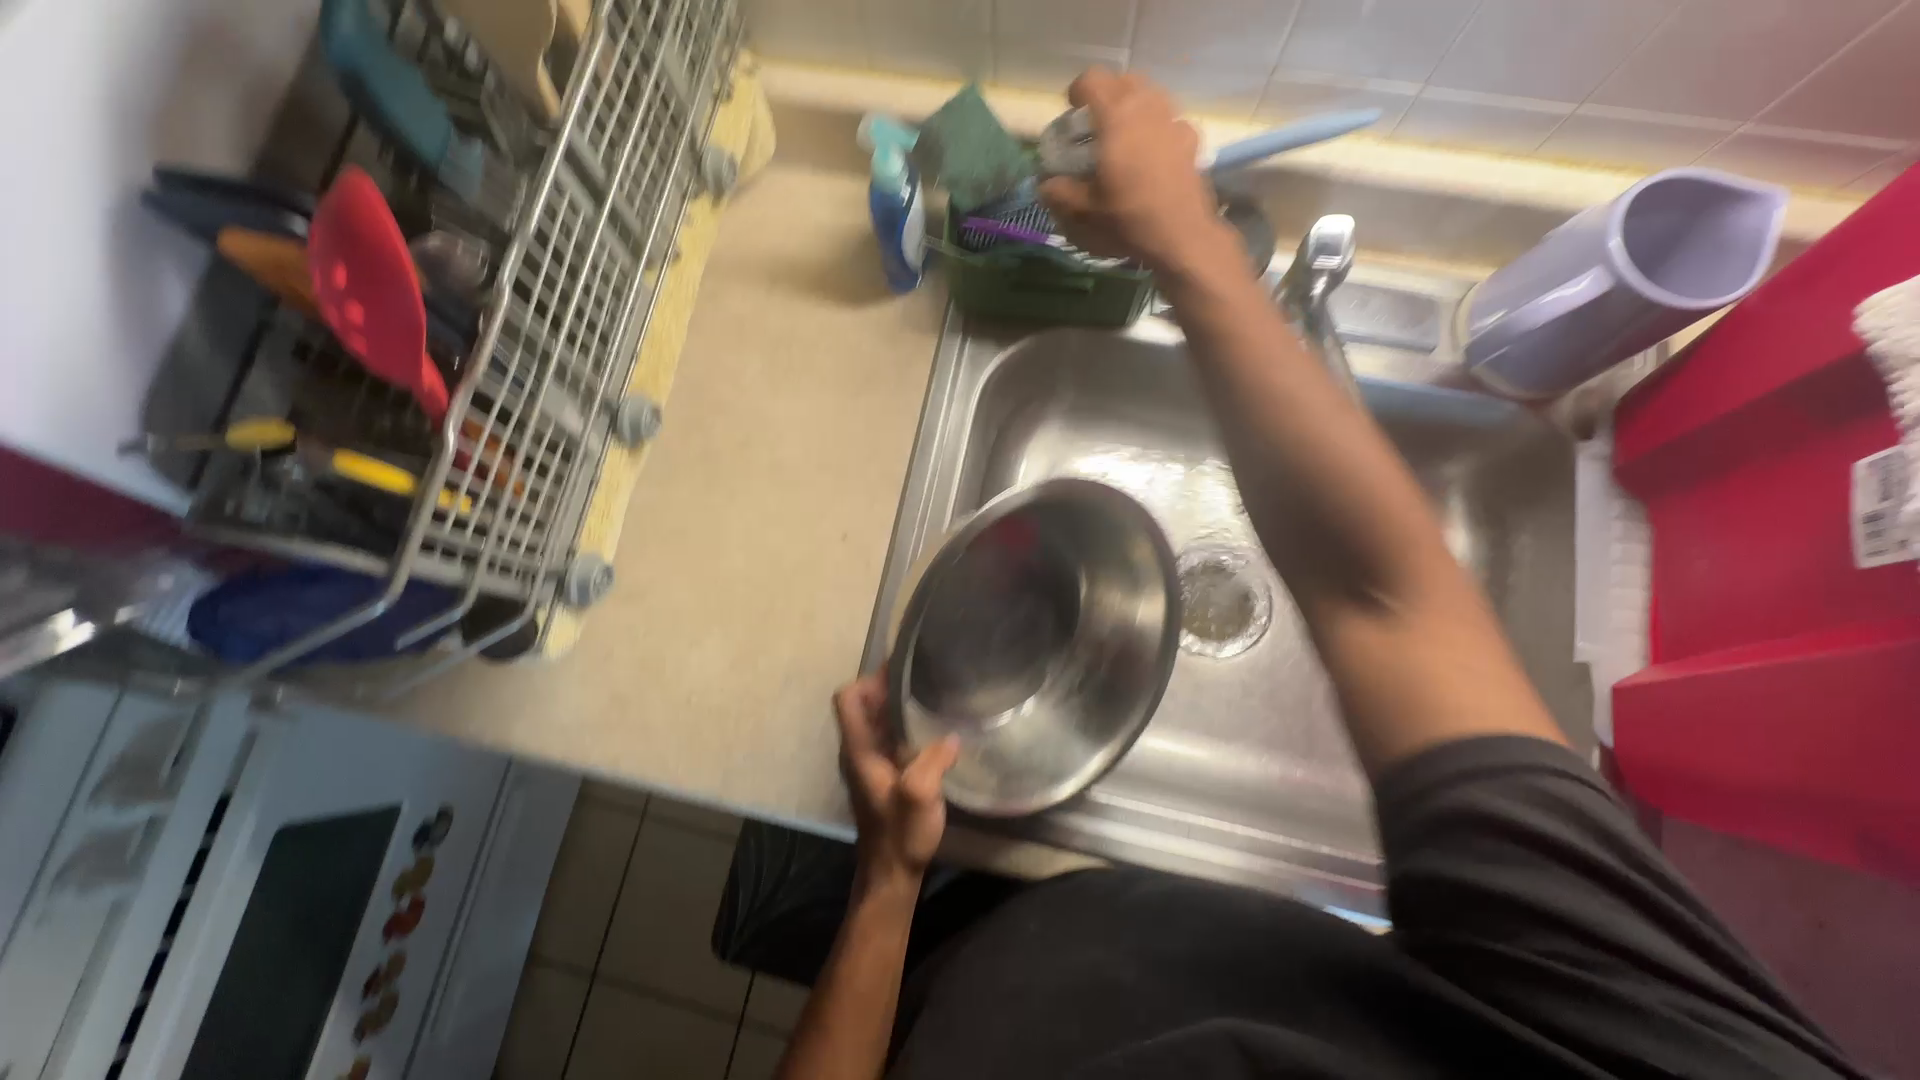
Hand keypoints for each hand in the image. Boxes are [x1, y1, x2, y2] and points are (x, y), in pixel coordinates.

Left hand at [834, 673, 960, 883]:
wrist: (891, 873)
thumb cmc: (901, 835)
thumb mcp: (920, 797)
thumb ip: (932, 762)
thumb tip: (950, 738)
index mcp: (859, 750)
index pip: (847, 699)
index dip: (869, 679)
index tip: (901, 670)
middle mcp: (858, 751)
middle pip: (862, 704)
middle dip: (887, 685)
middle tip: (924, 675)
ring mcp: (868, 763)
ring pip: (875, 719)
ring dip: (896, 704)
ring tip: (931, 692)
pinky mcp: (882, 773)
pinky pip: (887, 736)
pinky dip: (904, 723)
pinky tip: (933, 726)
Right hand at [1039, 68, 1238, 276]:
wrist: (1181, 237)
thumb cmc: (1128, 220)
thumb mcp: (1082, 213)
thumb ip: (1058, 193)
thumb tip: (1046, 184)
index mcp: (1116, 117)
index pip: (1093, 79)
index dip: (1077, 90)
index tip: (1071, 109)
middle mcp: (1148, 108)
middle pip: (1124, 80)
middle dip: (1107, 94)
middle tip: (1095, 121)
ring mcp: (1174, 121)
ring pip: (1151, 95)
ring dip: (1133, 106)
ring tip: (1123, 134)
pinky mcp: (1192, 140)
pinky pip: (1171, 120)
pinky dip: (1158, 126)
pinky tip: (1153, 151)